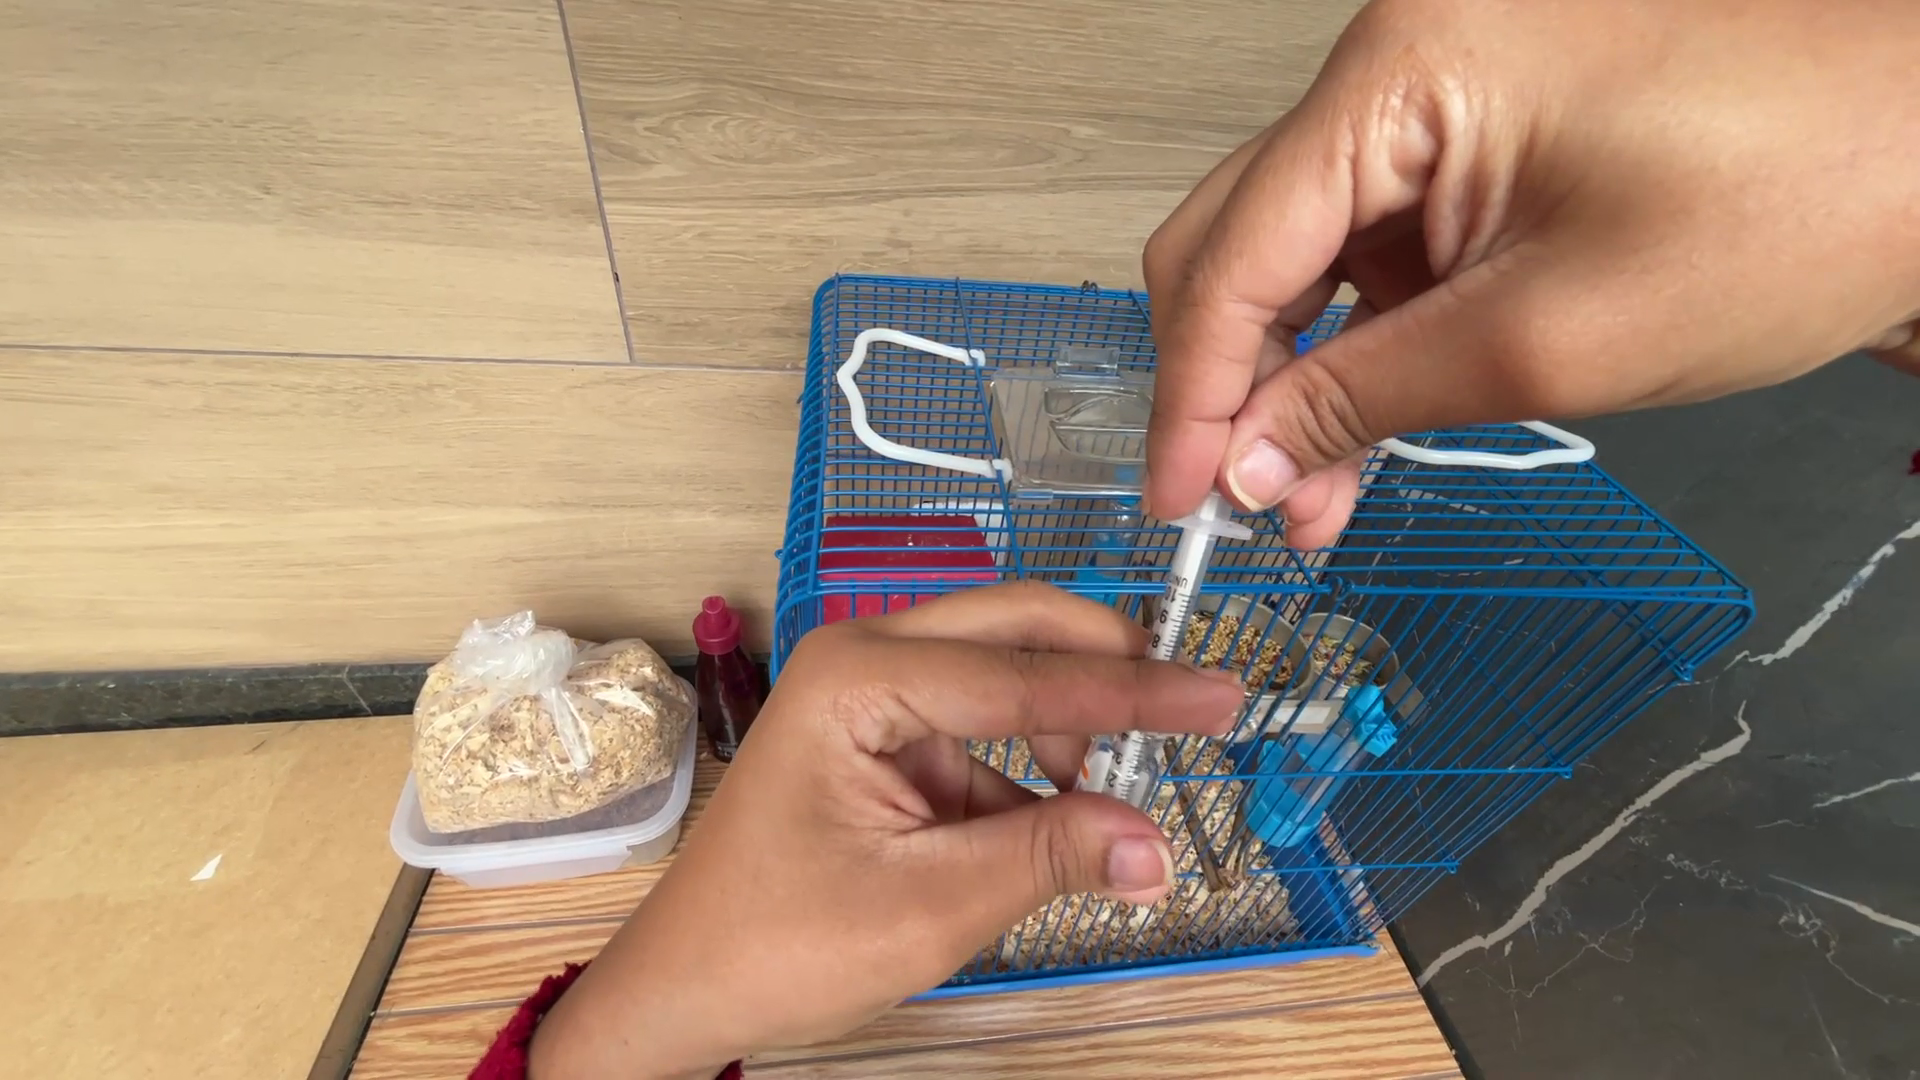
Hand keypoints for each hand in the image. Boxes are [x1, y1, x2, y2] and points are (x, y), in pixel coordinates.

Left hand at [529, 584, 1245, 1079]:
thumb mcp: (927, 908)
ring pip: (1003, 664)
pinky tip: (1050, 808)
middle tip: (1188, 701)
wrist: (687, 979)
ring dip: (1066, 717)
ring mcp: (876, 682)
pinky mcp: (888, 723)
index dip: (1131, 694)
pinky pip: (981, 717)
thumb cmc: (783, 943)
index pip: (1022, 677)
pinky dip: (1029, 757)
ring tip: (1100, 792)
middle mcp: (867, 651)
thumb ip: (1047, 859)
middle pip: (1014, 626)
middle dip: (1104, 664)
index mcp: (861, 674)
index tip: (1218, 696)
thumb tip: (1156, 849)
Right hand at [1144, 0, 1919, 544]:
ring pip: (1276, 275)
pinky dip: (1333, 368)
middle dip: (1221, 388)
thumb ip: (1358, 401)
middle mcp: (1378, 79)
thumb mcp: (1548, 337)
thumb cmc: (1817, 202)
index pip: (1233, 260)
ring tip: (1303, 498)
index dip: (1191, 396)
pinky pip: (1343, 278)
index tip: (1176, 499)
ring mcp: (1406, 119)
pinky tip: (1342, 444)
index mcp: (1399, 76)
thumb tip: (1237, 471)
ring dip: (1276, 392)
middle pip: (1227, 252)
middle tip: (1237, 497)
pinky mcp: (1439, 165)